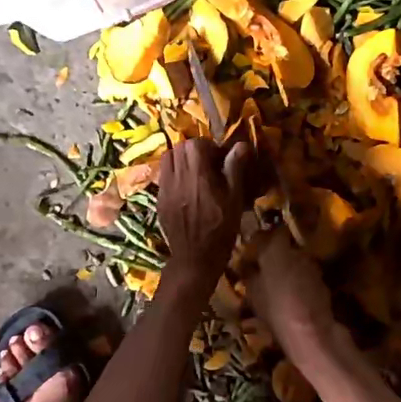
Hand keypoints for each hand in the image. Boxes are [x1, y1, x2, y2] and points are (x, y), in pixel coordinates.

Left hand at [157, 139, 254, 276]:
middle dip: (194, 149)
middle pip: (179, 148)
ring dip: (181, 158)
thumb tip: (240, 145)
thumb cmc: (221, 229)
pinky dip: (174, 172)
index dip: (208, 146)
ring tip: (194, 171)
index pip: (195, 144)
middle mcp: (178, 178)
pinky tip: (185, 185)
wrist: (196, 257)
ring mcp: (165, 189)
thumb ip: (234, 170)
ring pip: (168, 159)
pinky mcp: (159, 199)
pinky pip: (163, 175)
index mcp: (197, 176)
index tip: (218, 157)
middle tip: (207, 161)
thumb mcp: (234, 199)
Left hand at [248, 229, 351, 369]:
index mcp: (250, 285)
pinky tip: (328, 276)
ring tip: (318, 252)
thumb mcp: (278, 258)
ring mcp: (285, 315)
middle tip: (302, 235)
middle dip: (286, 253)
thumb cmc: (292, 296)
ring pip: (291, 282)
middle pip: (272, 270)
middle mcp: (263, 301)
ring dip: (303, 268)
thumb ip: (274, 240)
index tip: (280, 223)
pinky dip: (318, 284)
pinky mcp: (308, 323)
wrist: (319, 343)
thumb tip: (275, 225)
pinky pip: (310, 295)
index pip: (251, 256)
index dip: (263, 239)